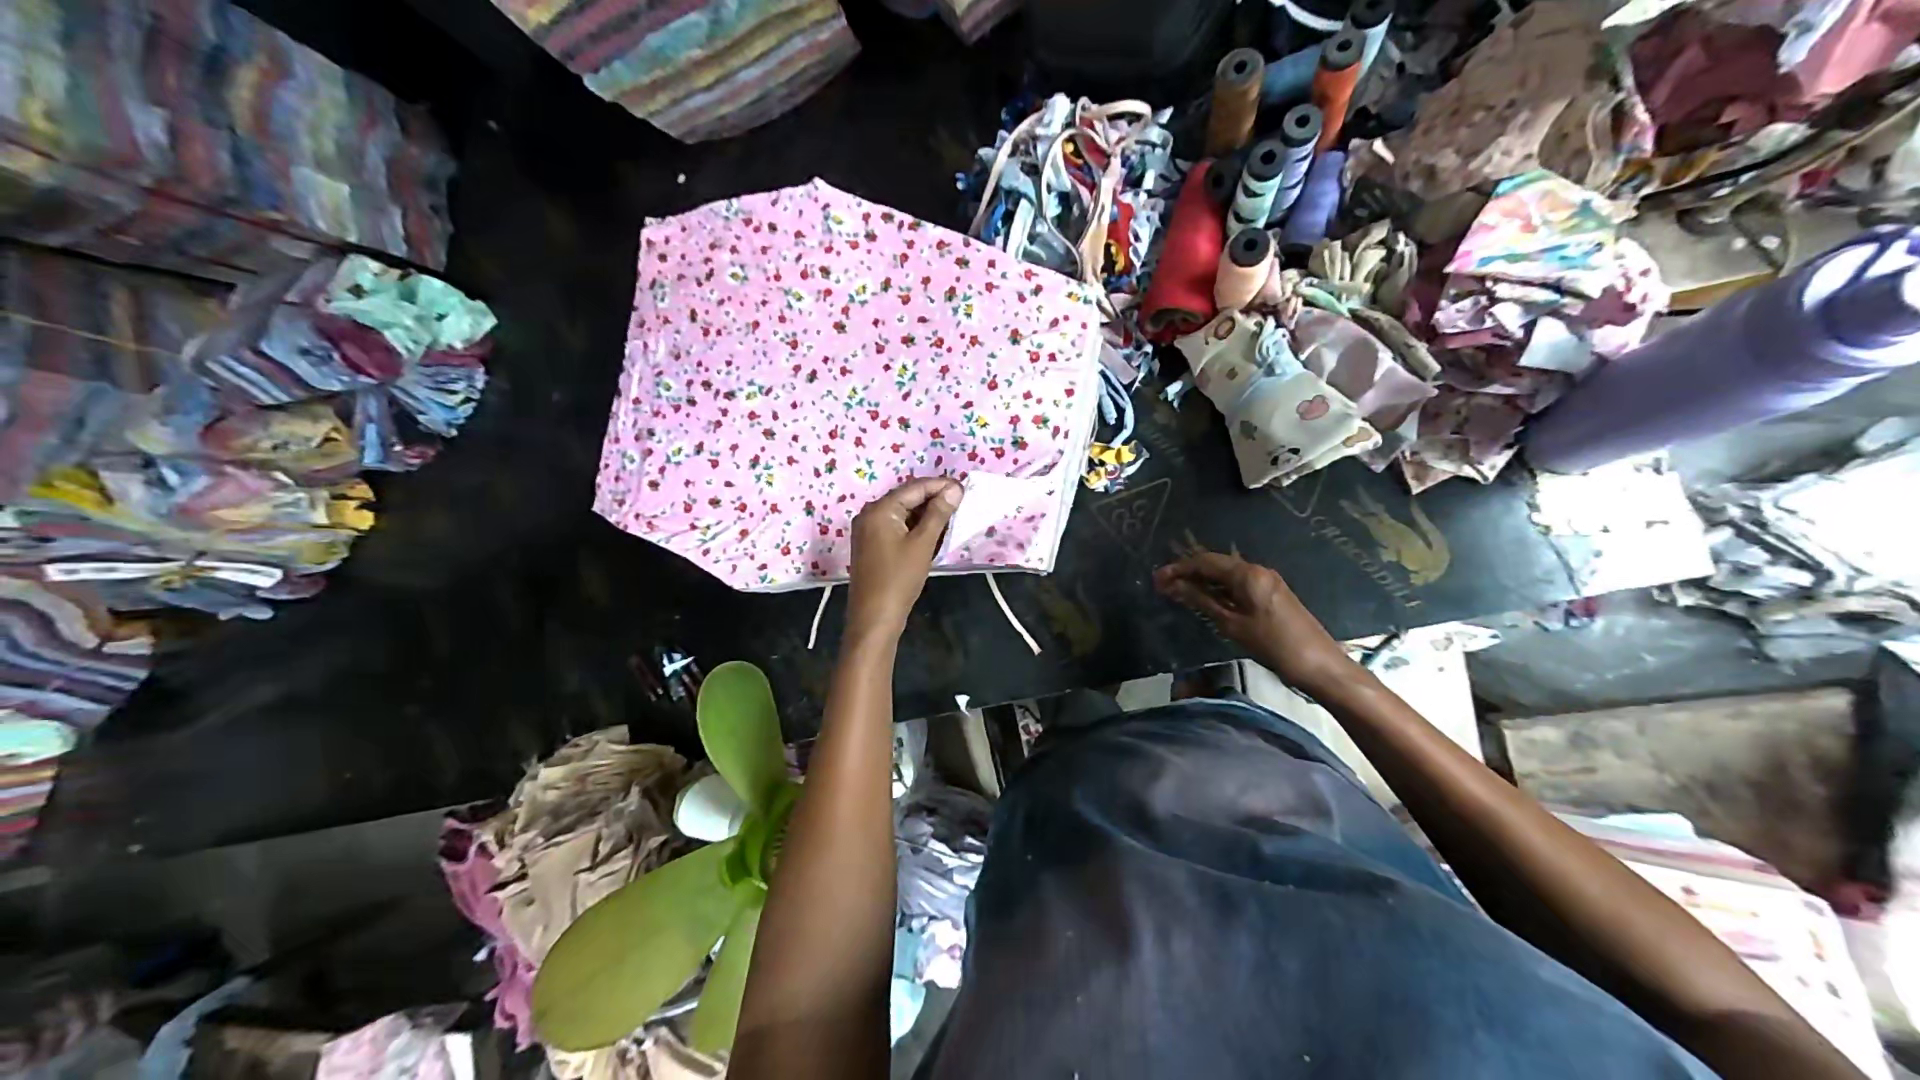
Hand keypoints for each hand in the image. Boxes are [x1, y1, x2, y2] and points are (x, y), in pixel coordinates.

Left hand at [846, 477, 962, 637]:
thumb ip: (938, 514)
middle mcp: (870, 514)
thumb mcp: (922, 544)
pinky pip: (896, 526)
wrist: (874, 617)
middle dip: (933, 498)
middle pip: (906, 497)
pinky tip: (933, 531)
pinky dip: (915, 526)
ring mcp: (868, 530)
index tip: (964, 489)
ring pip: (902, 512)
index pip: (914, 487)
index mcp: (880, 509)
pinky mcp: (871, 544)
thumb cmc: (899, 579)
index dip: (940, 485)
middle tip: (961, 502)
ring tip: (952, 515)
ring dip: (926, 513)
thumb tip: (954, 489)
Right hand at [1154, 551, 1354, 694]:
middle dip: (1188, 573)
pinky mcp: (1271, 594)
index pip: (1205, 561)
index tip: (1156, 580)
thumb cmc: (1273, 644)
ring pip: (1226, 575)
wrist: (1319, 664)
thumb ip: (1201, 601)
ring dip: (1202, 582)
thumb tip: (1173, 586)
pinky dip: (1217, 590)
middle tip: (1163, 586)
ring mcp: (1266, 581)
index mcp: (1247, 574)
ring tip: (1178, 593)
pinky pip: (1237, 584)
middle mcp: (1257, 570)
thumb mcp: (1231, 624)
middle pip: (1215, 564)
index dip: (1178, 569)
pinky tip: (1205, 601)